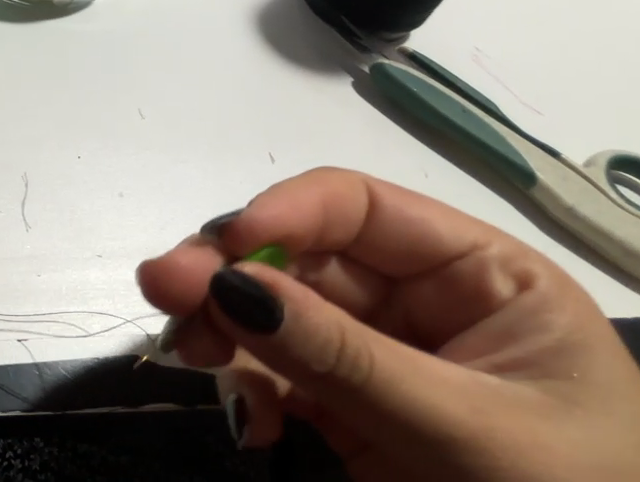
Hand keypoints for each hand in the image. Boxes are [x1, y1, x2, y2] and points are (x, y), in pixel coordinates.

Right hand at [138, 168, 639, 481]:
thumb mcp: (469, 433)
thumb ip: (343, 357)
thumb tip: (227, 284)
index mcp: (478, 277)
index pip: (359, 207)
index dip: (285, 212)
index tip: (226, 245)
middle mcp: (417, 302)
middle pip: (296, 257)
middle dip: (228, 270)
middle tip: (161, 288)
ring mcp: (376, 357)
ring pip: (270, 309)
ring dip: (218, 323)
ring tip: (181, 347)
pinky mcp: (346, 409)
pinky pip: (272, 372)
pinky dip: (244, 386)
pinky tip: (247, 421)